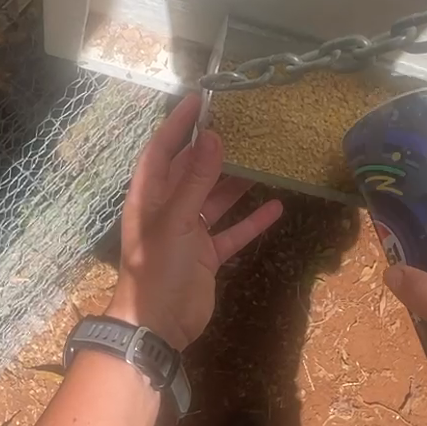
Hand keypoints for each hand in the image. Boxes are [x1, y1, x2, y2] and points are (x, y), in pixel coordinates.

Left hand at [105, 94, 283, 349]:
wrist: (158, 326)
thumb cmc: (158, 269)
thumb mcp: (176, 221)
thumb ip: (196, 180)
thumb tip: (213, 138)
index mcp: (150, 197)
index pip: (162, 150)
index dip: (178, 124)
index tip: (200, 99)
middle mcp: (169, 210)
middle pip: (191, 172)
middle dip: (213, 150)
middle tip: (242, 126)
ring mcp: (188, 234)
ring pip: (215, 200)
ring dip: (236, 183)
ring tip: (264, 160)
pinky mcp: (207, 256)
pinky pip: (232, 232)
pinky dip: (251, 221)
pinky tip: (275, 206)